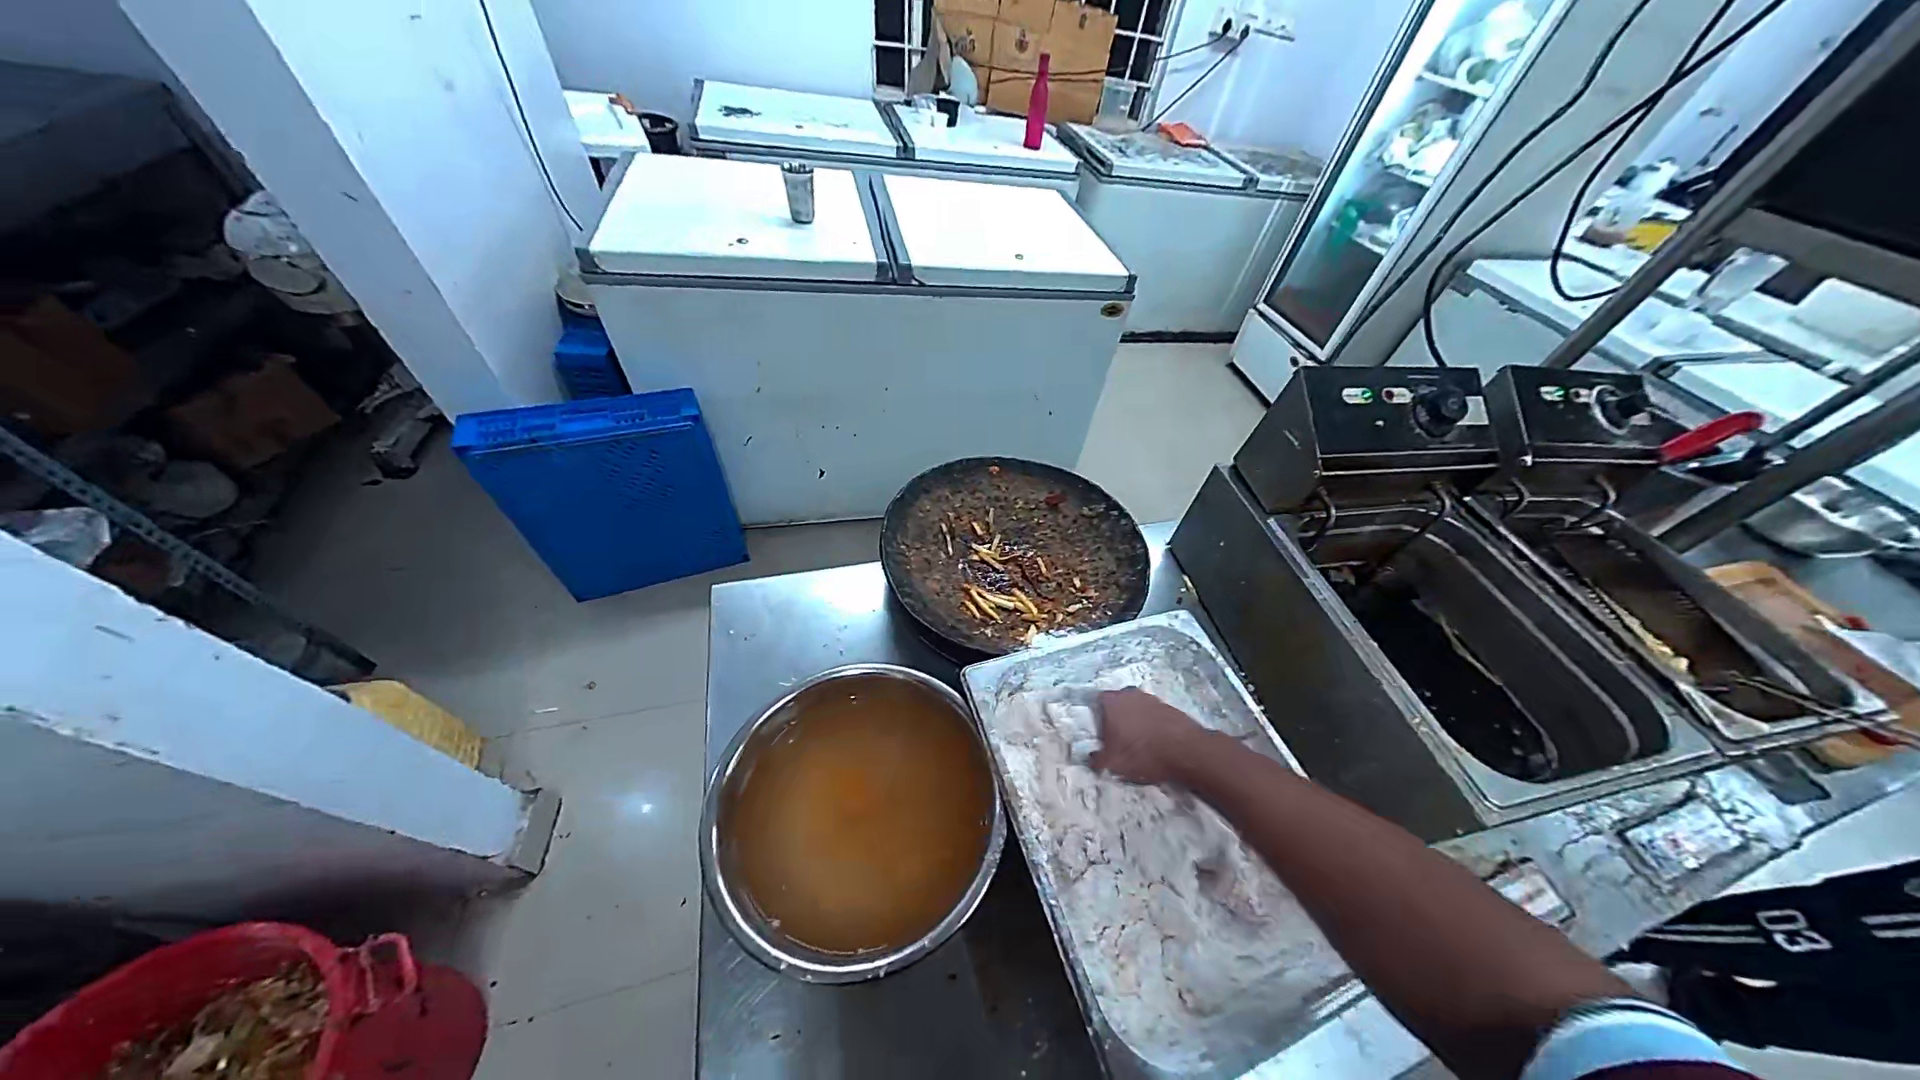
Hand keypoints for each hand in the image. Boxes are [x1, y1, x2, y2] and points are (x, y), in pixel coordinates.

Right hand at [1089, 688, 1210, 785]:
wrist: (1186, 751)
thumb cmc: (1142, 753)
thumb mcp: (1112, 763)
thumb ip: (1096, 759)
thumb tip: (1091, 758)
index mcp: (1112, 701)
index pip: (1097, 702)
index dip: (1098, 718)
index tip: (1102, 734)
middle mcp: (1131, 694)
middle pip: (1118, 704)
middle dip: (1117, 719)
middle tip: (1118, 739)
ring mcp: (1152, 698)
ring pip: (1137, 709)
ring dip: (1136, 722)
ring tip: (1139, 744)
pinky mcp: (1170, 707)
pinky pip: (1154, 715)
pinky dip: (1152, 726)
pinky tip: (1156, 743)